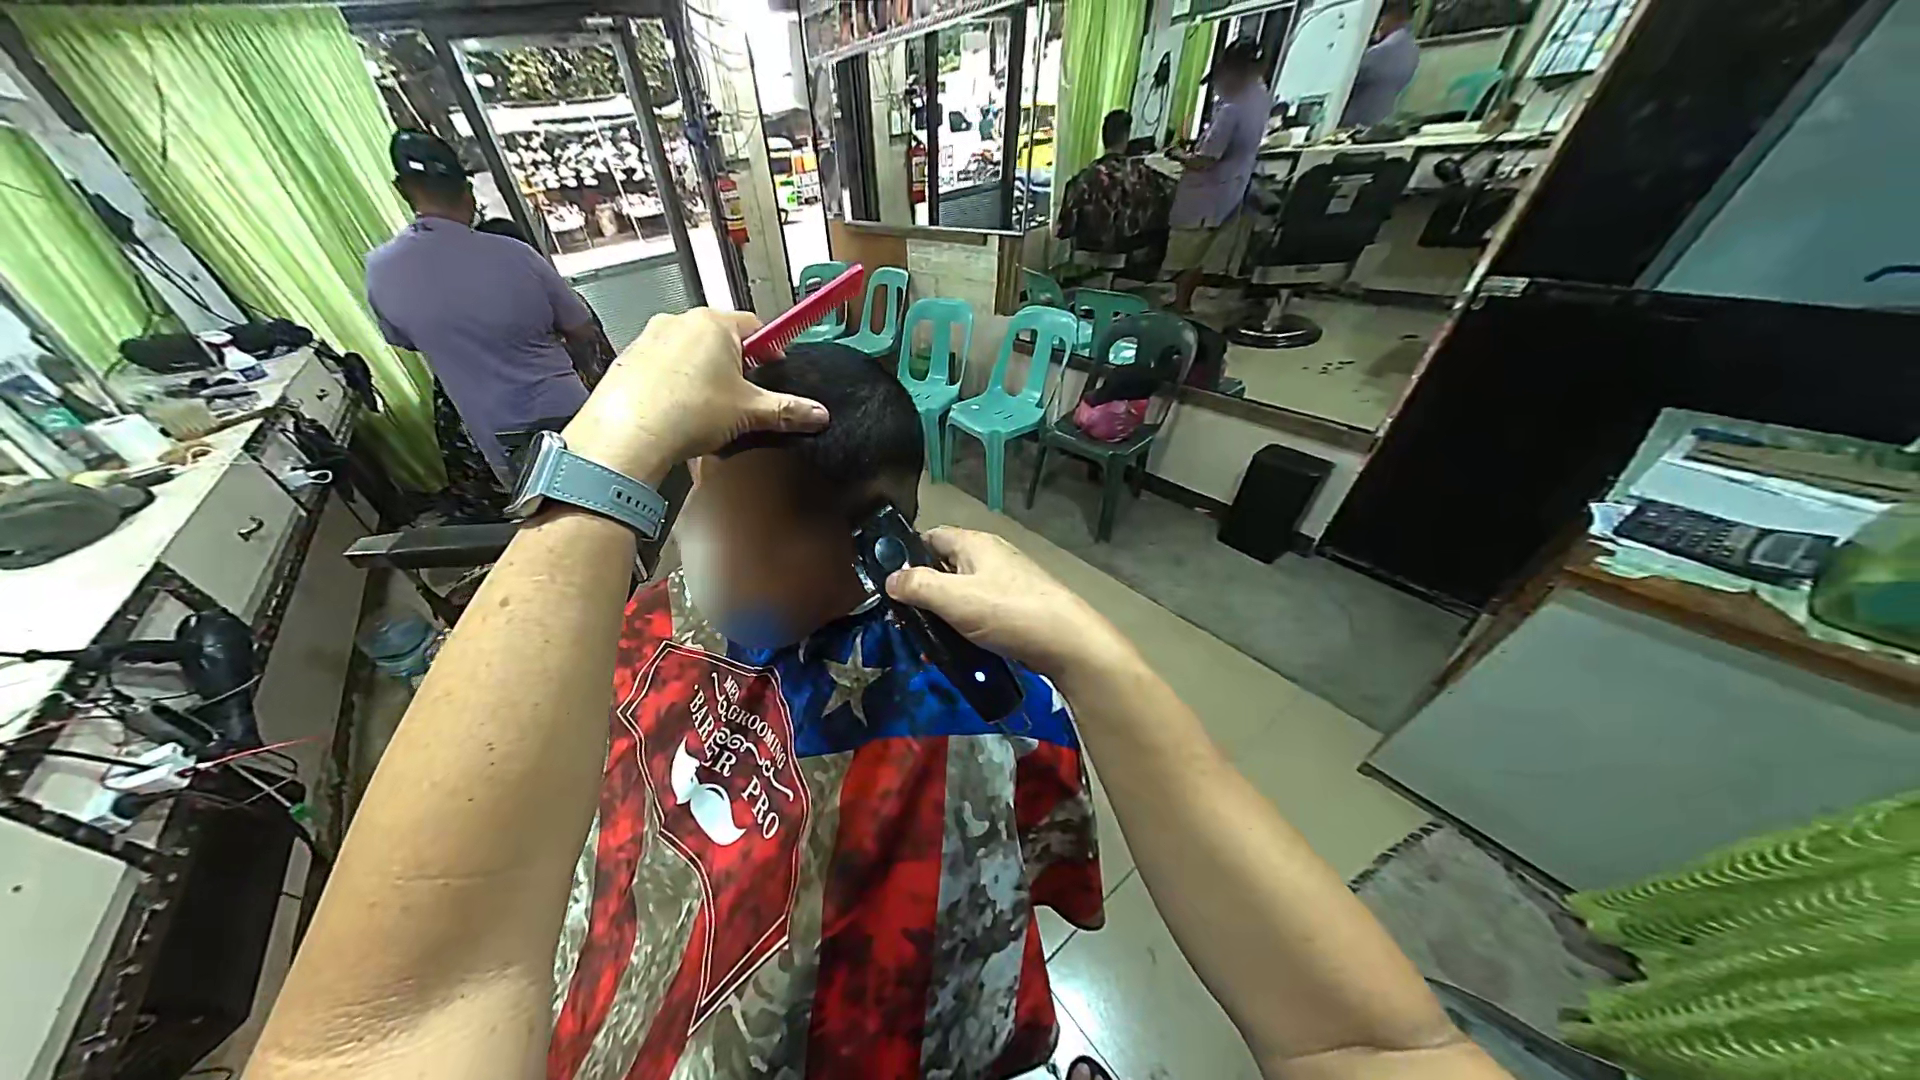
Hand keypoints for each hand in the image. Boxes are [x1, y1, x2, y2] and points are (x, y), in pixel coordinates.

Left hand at [562, 309, 828, 479]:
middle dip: (737, 364)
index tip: (774, 369)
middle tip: (744, 396)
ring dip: (705, 373)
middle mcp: (680, 321)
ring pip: (691, 351)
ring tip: (710, 409)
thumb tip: (818, 414)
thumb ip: (788, 410)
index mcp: (715, 324)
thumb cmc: (689, 412)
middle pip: (722, 337)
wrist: (629, 434)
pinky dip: (677, 382)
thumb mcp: (750, 412)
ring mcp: (651, 337)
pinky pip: (665, 365)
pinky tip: (681, 411)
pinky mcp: (630, 358)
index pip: (756, 326)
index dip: (770, 350)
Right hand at [884, 527, 1134, 681]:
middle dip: (923, 589)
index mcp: (973, 543)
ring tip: (927, 637)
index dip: (906, 553)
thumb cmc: (1008, 612)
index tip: (889, 581)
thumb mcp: (954, 598)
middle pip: (944, 564)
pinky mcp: (1016, 605)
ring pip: (961, 590)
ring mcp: (1006, 580)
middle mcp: (990, 555)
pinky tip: (957, 645)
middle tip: (904, 617)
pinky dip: (964, 623)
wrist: (1067, 642)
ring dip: (942, 611)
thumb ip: (917, 586)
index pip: (930, 536)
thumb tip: (890, 579)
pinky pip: (979, 609)